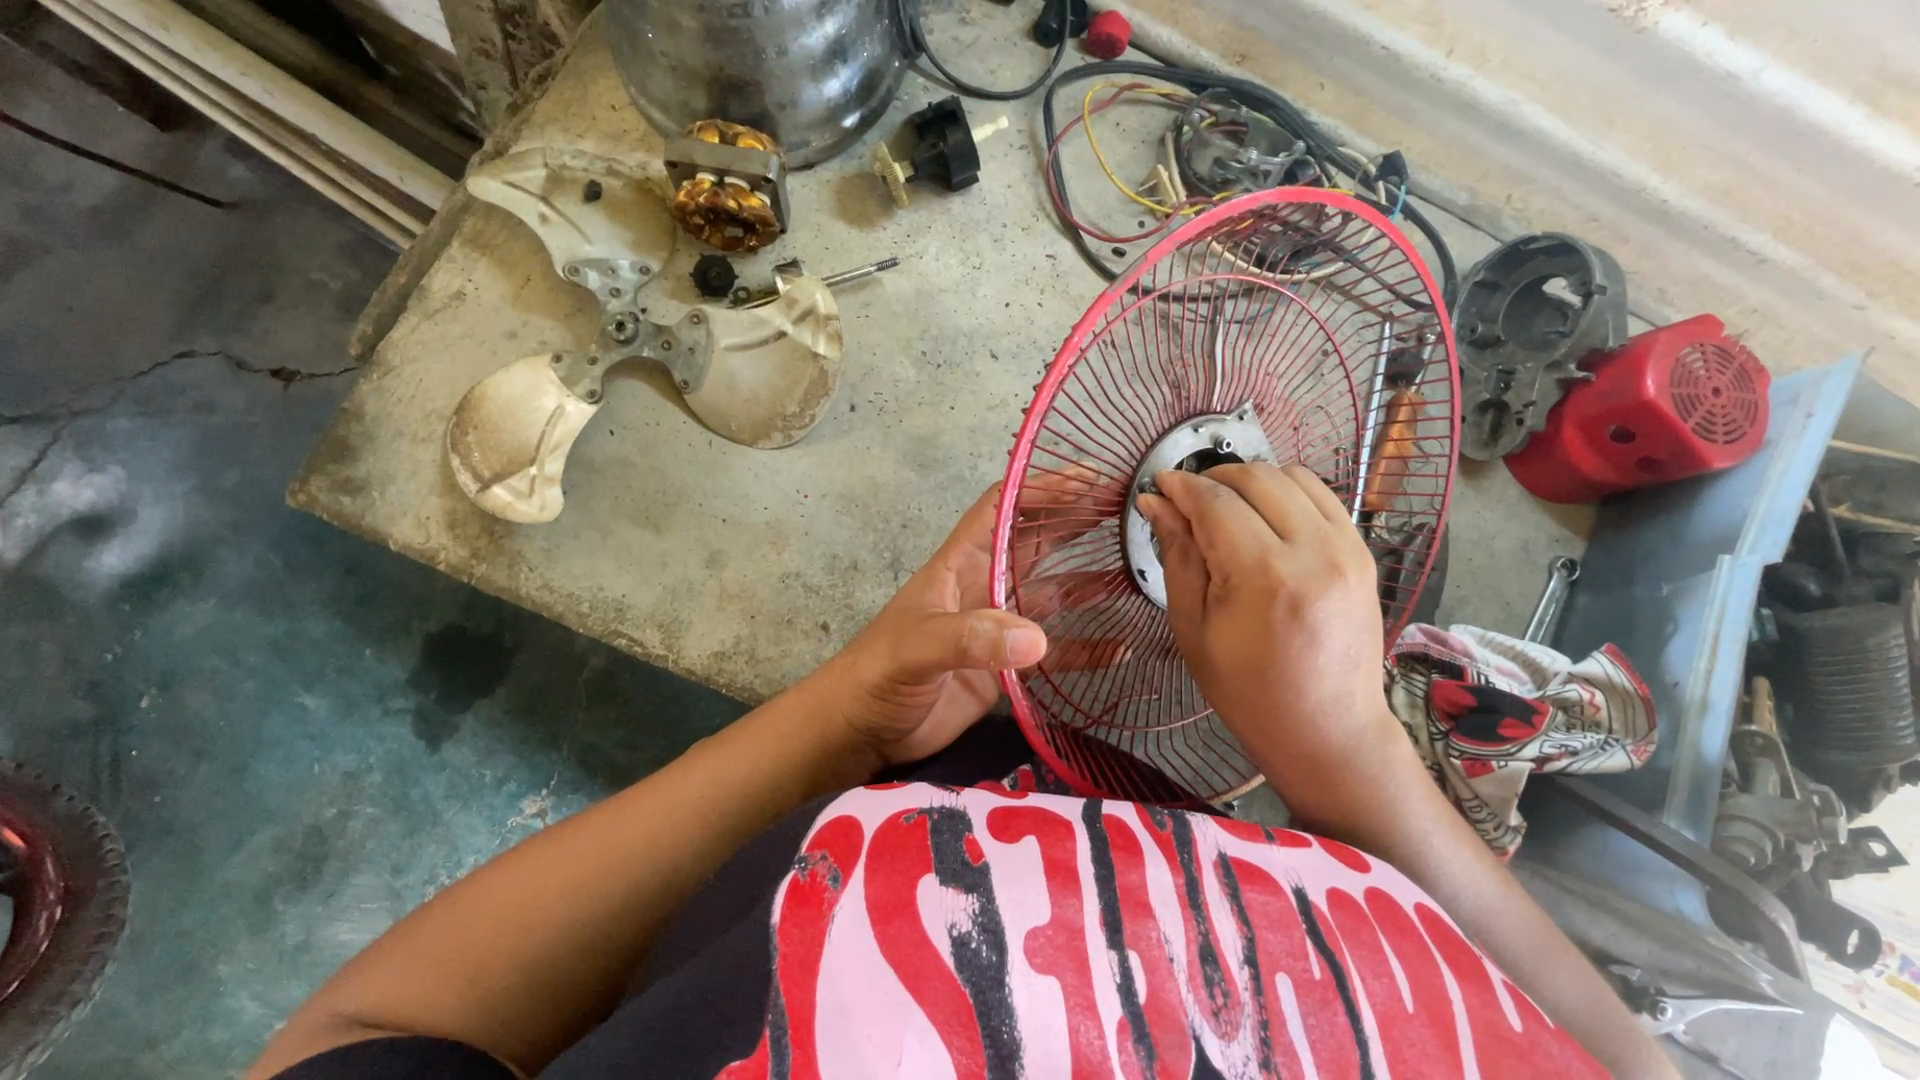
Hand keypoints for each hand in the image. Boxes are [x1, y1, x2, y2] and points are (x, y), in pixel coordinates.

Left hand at [818, 480, 1113, 766]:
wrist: (861, 731)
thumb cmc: (878, 675)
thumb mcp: (918, 647)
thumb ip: (969, 639)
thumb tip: (1036, 639)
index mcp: (960, 564)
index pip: (1004, 508)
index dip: (1042, 487)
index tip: (1090, 477)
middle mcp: (985, 587)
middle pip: (1037, 543)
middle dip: (1077, 524)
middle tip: (1129, 513)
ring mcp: (997, 628)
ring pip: (1053, 596)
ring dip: (1090, 584)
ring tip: (1138, 573)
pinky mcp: (1006, 669)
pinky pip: (1055, 653)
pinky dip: (1086, 649)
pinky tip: (1122, 648)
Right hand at [1136, 464, 1402, 787]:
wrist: (1327, 729)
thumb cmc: (1247, 691)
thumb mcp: (1194, 628)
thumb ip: (1178, 556)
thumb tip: (1157, 503)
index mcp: (1264, 576)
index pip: (1216, 502)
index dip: (1182, 486)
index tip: (1159, 484)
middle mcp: (1313, 550)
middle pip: (1256, 478)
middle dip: (1214, 477)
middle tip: (1188, 499)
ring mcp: (1347, 548)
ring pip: (1293, 476)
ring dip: (1252, 480)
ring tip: (1227, 506)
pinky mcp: (1362, 552)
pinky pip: (1322, 497)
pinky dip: (1287, 493)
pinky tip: (1266, 518)